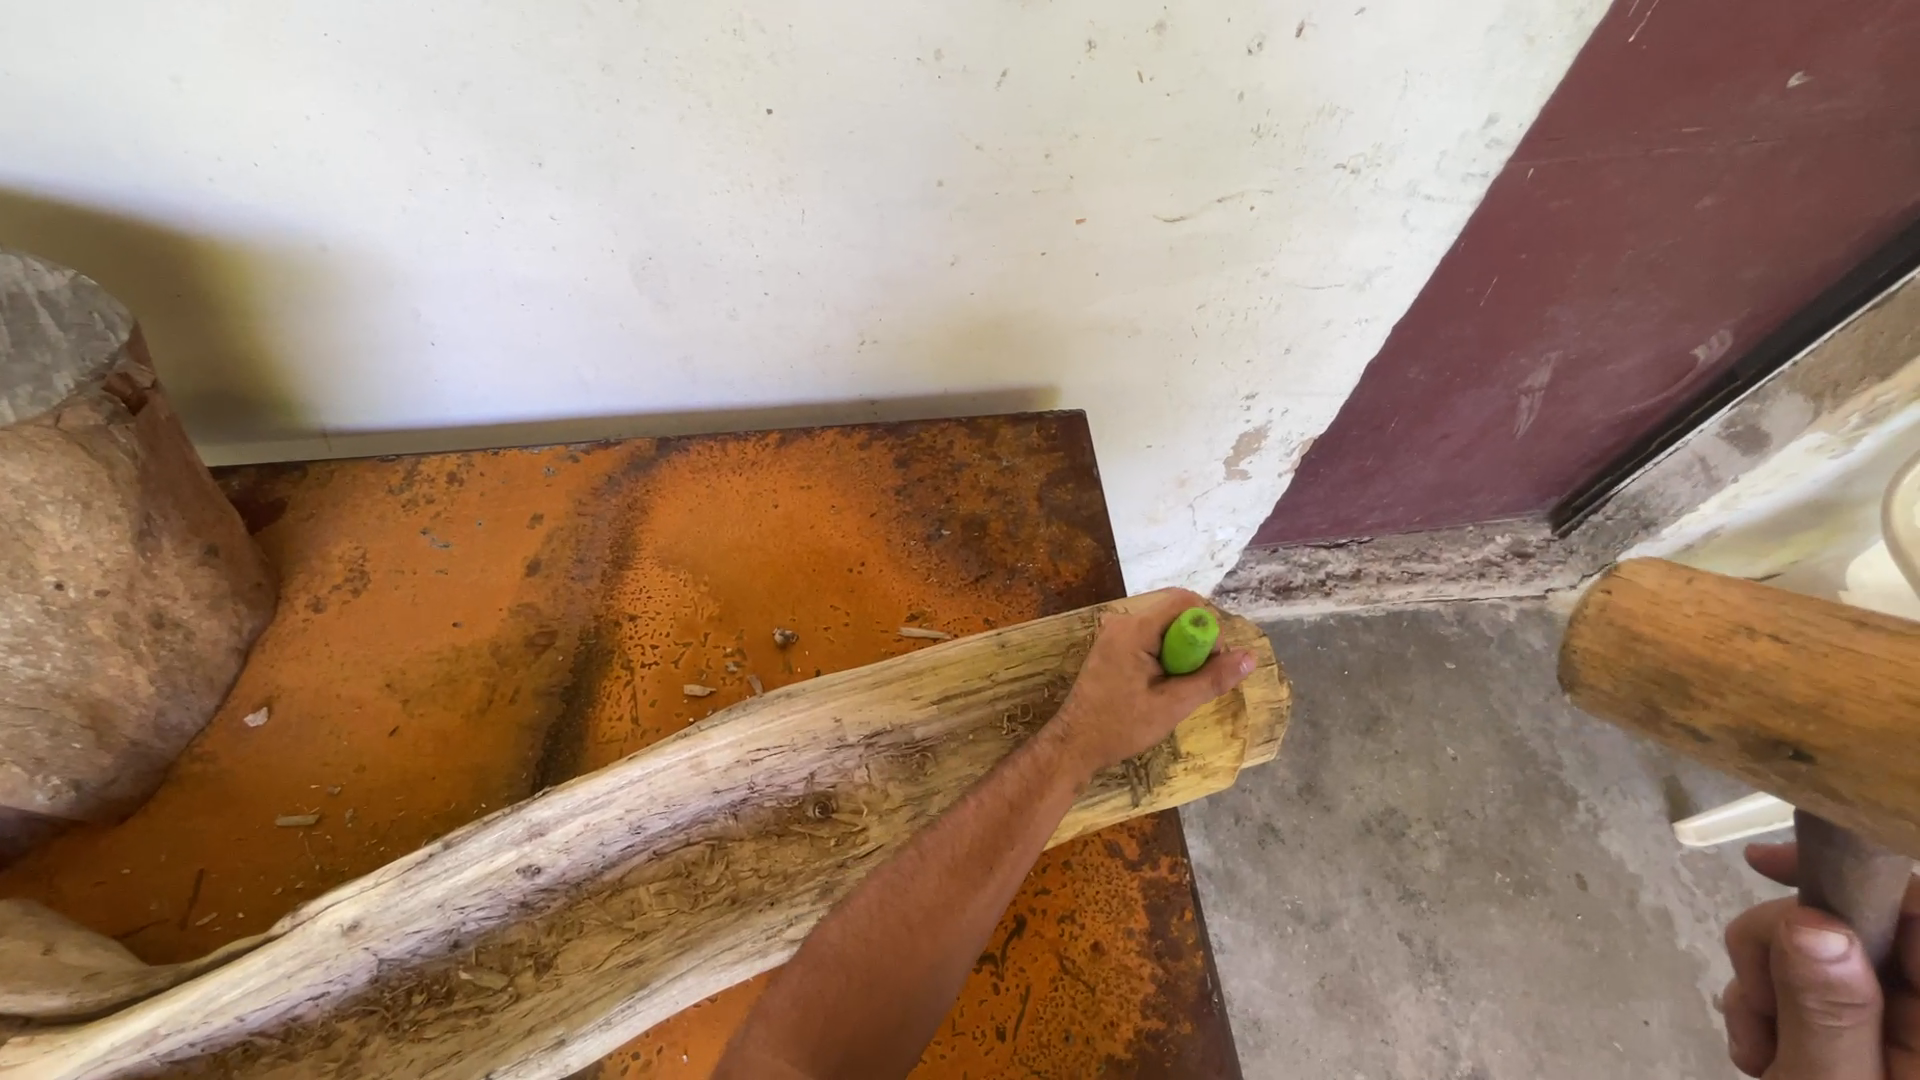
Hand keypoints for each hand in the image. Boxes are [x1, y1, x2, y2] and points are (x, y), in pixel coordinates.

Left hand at [1046, 588, 1255, 777]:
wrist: (1075, 743)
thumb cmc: (1121, 726)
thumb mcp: (1173, 705)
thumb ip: (1212, 678)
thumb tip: (1250, 657)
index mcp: (1134, 629)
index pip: (1185, 602)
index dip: (1206, 627)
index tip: (1209, 662)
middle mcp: (1122, 621)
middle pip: (1176, 612)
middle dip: (1195, 641)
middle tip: (1195, 678)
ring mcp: (1114, 632)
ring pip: (1165, 626)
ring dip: (1180, 651)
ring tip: (1176, 686)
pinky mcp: (1113, 645)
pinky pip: (1150, 637)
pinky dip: (1164, 655)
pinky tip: (1160, 684)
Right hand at [1721, 841, 1919, 1077]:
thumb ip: (1829, 1010)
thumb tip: (1811, 923)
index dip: (1853, 876)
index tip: (1762, 864)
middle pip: (1859, 931)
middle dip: (1779, 947)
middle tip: (1747, 996)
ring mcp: (1914, 1030)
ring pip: (1826, 955)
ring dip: (1768, 982)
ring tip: (1754, 1040)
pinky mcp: (1886, 1034)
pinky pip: (1821, 984)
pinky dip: (1777, 1002)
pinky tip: (1766, 1042)